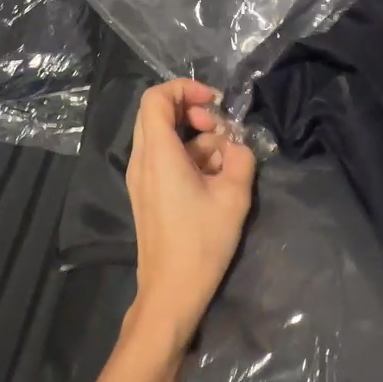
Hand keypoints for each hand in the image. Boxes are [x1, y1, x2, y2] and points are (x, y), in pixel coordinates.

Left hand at [125, 78, 255, 336]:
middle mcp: (142, 160)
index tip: (214, 103)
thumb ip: (241, 157)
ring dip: (195, 136)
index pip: (156, 98)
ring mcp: (141, 178)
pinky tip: (214, 178)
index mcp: (158, 154)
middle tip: (219, 127)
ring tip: (226, 159)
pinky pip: (164, 157)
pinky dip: (188, 155)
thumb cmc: (200, 242)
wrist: (171, 293)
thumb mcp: (234, 196)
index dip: (185, 88)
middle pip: (157, 113)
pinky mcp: (147, 193)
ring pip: (163, 136)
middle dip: (191, 109)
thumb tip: (238, 145)